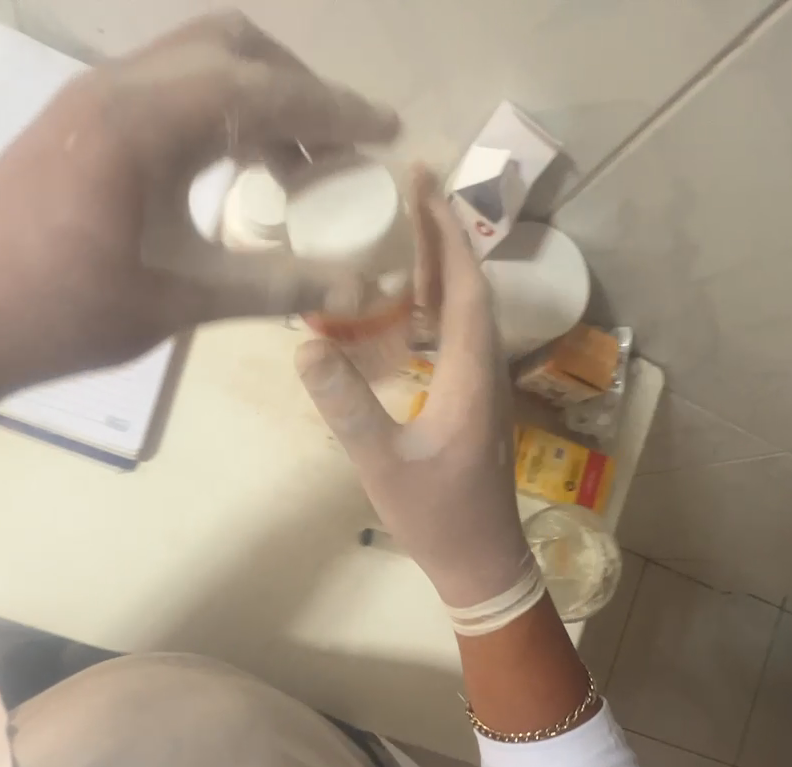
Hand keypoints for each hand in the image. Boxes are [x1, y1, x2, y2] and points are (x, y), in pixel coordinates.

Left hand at [0, 12, 397, 470]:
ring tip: (296, 163)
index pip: (264, 90)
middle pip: (231, 47)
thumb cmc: (65, 312)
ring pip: (195, 63)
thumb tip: (360, 286)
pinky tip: (232, 171)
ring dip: (255, 97)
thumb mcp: (182, 300)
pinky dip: (216, 114)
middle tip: (340, 147)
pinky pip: (166, 91)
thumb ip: (276, 286)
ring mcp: (92, 99)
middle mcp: (119, 87)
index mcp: (146, 121)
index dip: (336, 111)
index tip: (387, 133)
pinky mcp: (79, 124)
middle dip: (299, 88)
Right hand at [295, 187, 532, 613]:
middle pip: (467, 288)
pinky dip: (434, 310)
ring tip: (402, 238)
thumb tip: (306, 345)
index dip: (445, 230)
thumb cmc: (436, 516)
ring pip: (464, 313)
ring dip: (438, 271)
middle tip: (408, 190)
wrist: (481, 561)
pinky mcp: (474, 403)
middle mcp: (485, 369)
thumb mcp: (383, 465)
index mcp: (470, 375)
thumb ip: (348, 407)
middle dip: (441, 236)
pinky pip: (457, 339)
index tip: (424, 181)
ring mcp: (482, 387)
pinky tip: (405, 312)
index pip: (462, 285)